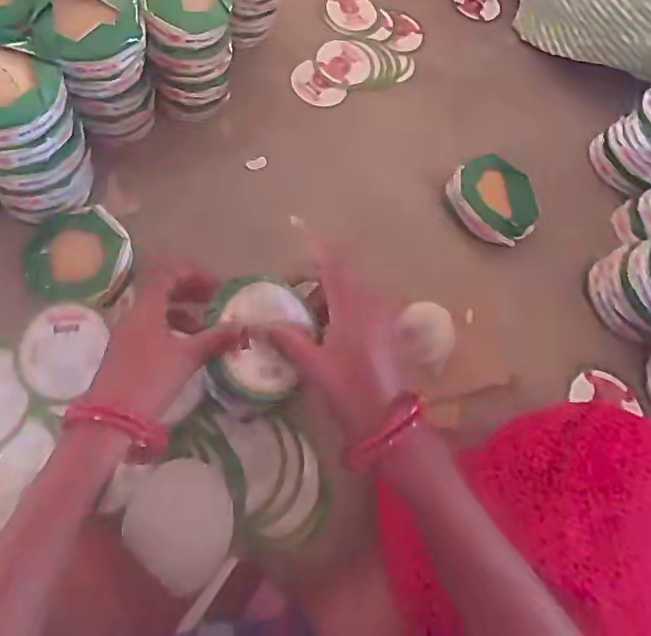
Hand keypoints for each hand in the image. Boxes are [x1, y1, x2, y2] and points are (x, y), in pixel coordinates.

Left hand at [82, 266, 243, 422]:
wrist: (110, 421)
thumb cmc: (150, 380)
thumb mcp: (187, 358)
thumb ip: (215, 338)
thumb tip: (242, 326)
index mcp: (146, 307)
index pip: (167, 274)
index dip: (193, 274)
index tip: (216, 285)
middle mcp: (133, 313)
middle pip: (162, 289)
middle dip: (190, 291)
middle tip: (214, 299)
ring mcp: (126, 332)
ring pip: (156, 310)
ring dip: (182, 312)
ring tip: (206, 328)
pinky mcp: (124, 351)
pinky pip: (150, 327)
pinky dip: (171, 328)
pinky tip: (187, 347)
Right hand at [259, 238, 405, 440]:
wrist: (389, 424)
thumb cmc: (350, 393)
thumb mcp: (314, 366)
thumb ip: (288, 339)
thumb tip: (261, 323)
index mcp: (352, 307)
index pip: (334, 263)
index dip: (318, 244)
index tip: (300, 227)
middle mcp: (371, 303)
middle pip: (341, 273)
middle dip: (314, 274)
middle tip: (289, 288)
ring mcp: (382, 315)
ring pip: (350, 289)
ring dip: (326, 293)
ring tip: (303, 315)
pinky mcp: (385, 328)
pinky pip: (359, 303)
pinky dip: (338, 306)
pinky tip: (323, 329)